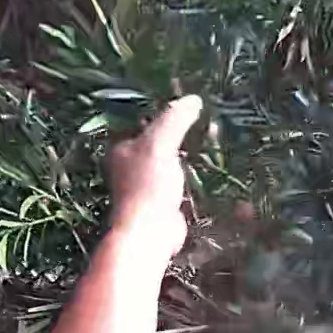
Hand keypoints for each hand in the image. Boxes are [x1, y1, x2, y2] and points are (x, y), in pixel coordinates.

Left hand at [107, 95, 201, 256]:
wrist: (150, 233)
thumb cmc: (148, 186)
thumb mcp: (159, 145)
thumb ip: (174, 120)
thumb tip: (193, 99)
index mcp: (122, 148)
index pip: (144, 121)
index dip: (166, 111)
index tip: (190, 102)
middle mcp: (130, 164)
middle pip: (158, 140)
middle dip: (179, 131)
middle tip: (206, 119)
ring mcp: (146, 184)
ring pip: (170, 160)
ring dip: (187, 152)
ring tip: (210, 138)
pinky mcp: (162, 201)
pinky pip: (178, 179)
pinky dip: (191, 173)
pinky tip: (205, 167)